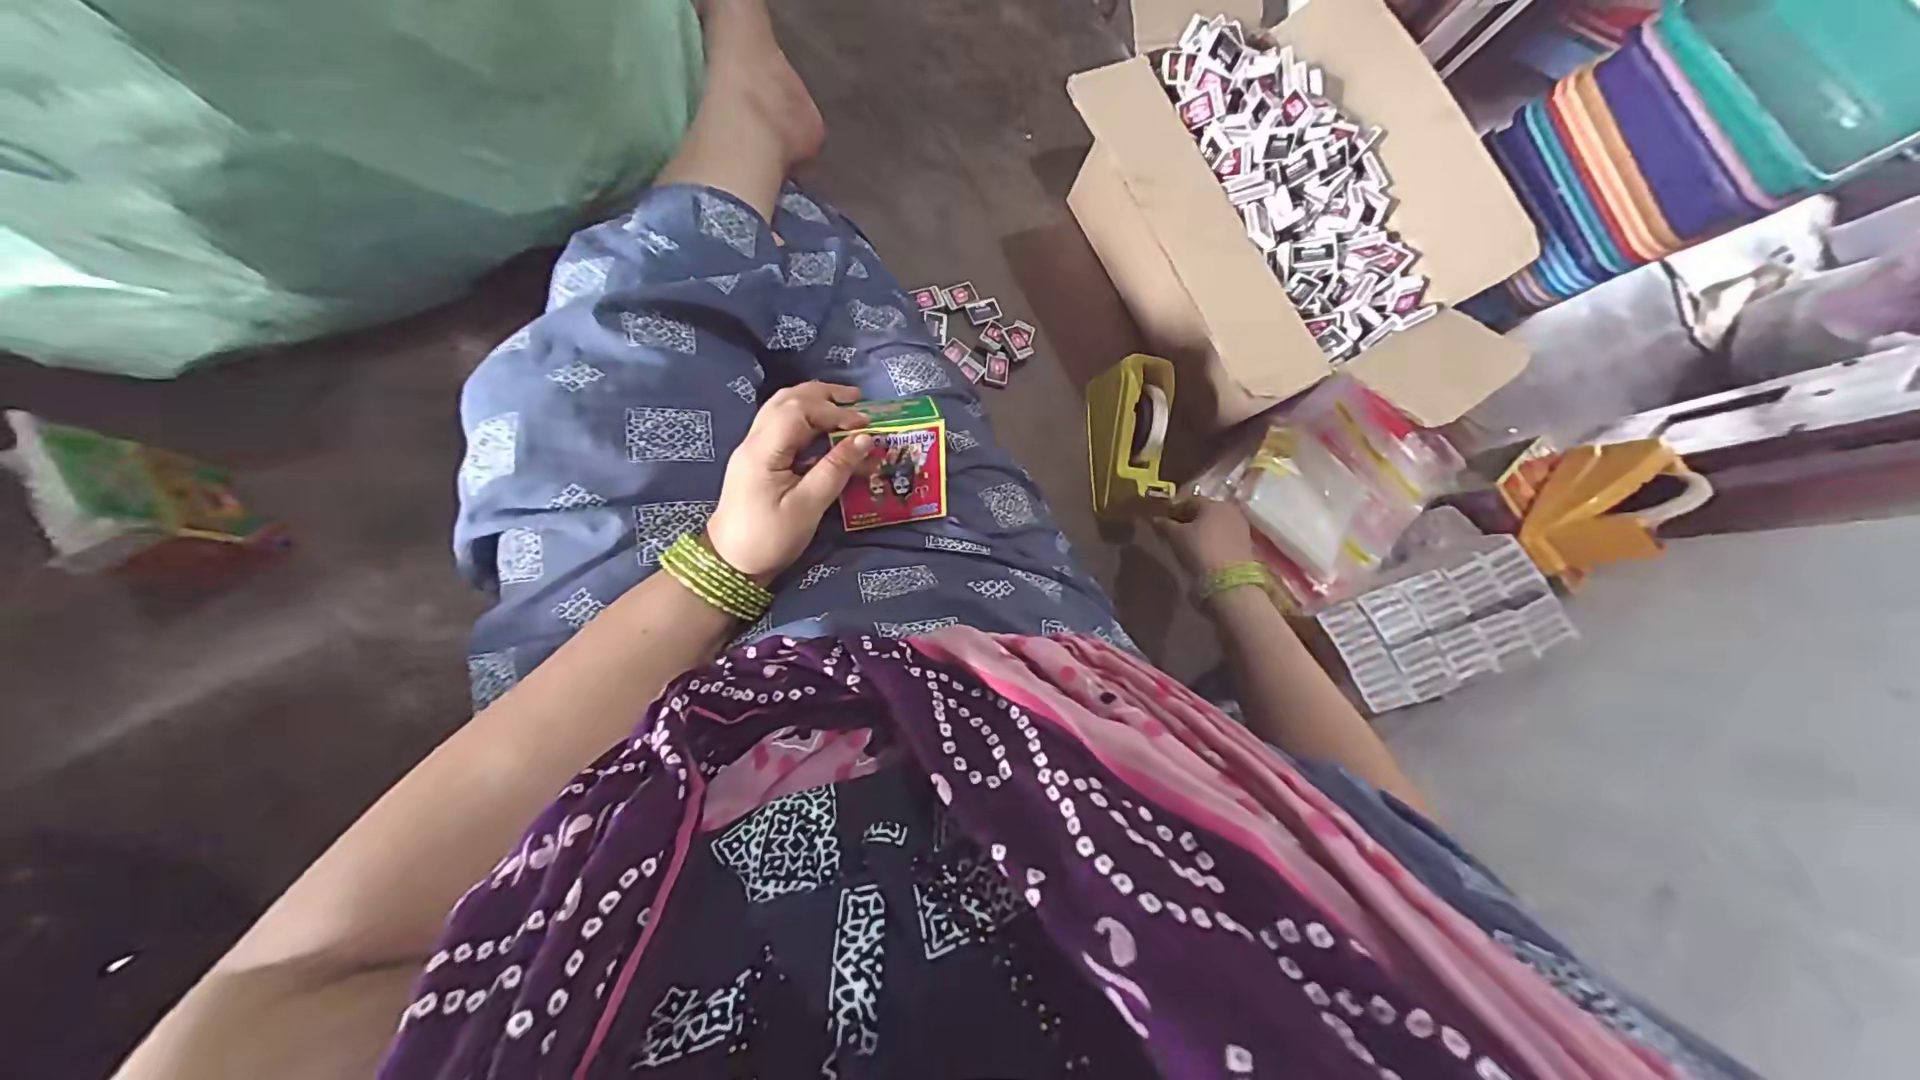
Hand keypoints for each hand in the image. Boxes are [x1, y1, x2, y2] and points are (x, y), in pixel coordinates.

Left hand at [706, 382, 872, 579]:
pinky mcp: (758, 458)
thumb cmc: (770, 538)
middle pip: (788, 399)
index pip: (799, 412)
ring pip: (782, 408)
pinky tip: (825, 426)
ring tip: (845, 404)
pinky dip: (806, 417)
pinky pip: (782, 424)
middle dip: (825, 395)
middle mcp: (754, 440)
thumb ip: (835, 469)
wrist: (731, 562)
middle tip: (859, 399)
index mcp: (763, 451)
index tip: (865, 423)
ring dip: (814, 401)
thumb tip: (865, 439)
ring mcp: (753, 448)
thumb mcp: (807, 507)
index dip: (834, 411)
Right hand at [1153, 497, 1256, 579]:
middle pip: (1205, 511)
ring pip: (1215, 523)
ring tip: (1189, 542)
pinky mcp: (1246, 542)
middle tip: (1175, 531)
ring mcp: (1241, 526)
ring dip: (1202, 529)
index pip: (1189, 501)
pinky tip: (1204, 549)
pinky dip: (1213, 538)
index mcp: (1213, 503)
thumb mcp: (1176, 536)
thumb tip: (1156, 519)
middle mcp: (1230, 509)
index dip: (1174, 510)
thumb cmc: (1199, 549)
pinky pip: (1224, 535)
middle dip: (1189, 519)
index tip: (1163, 521)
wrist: (1229, 578)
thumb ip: (1165, 524)